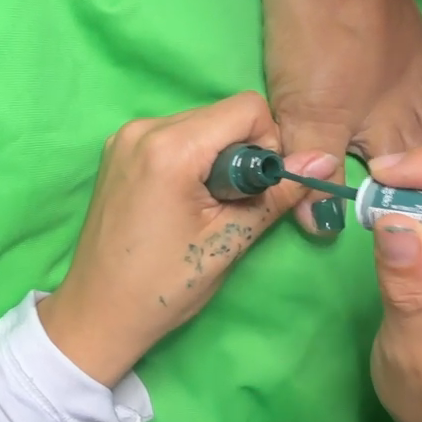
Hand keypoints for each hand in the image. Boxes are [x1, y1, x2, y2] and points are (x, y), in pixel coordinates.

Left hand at [39, 92, 336, 386]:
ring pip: (200, 124)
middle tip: (230, 204)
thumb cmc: (164, 286)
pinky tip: (182, 201)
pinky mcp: (117, 149)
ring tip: (204, 208)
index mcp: (170, 147)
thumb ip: (276, 193)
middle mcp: (143, 128)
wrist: (97, 313)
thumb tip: (324, 160)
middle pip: (222, 114)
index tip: (256, 188)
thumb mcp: (228, 241)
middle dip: (240, 153)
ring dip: (216, 157)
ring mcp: (125, 137)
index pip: (247, 109)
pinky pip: (174, 135)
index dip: (267, 144)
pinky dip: (191, 159)